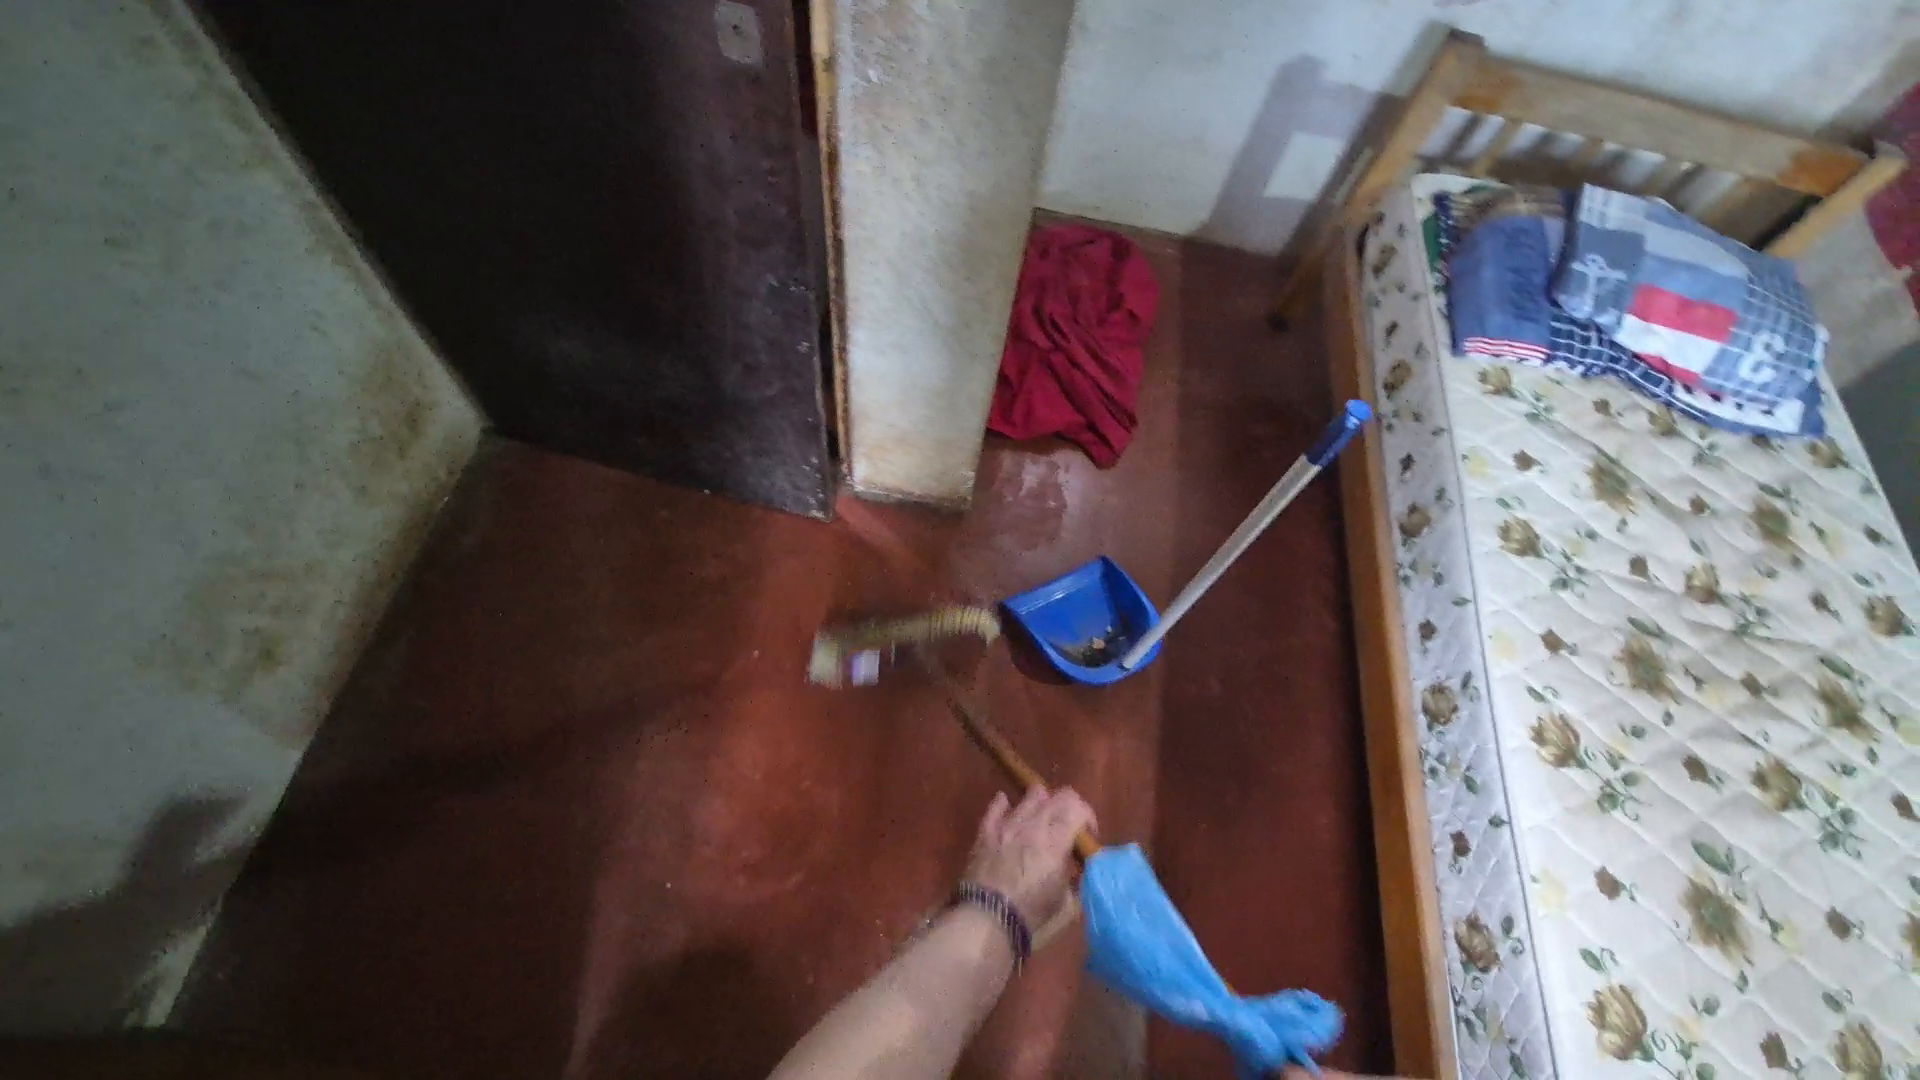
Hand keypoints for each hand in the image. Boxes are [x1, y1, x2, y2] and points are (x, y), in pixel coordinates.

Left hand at [961, 786, 1095, 931]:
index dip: (1089, 817)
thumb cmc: (1030, 912)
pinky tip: (1008, 807)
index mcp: (1056, 841)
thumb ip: (1073, 875)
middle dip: (1070, 808)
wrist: (987, 917)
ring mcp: (1008, 824)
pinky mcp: (986, 830)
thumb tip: (1074, 864)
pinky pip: (996, 807)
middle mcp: (1034, 824)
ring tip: (1041, 817)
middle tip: (1069, 826)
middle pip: (1059, 796)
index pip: (1078, 808)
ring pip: (1030, 795)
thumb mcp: (1065, 900)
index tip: (1088, 836)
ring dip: (1042, 802)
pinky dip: (1005, 804)